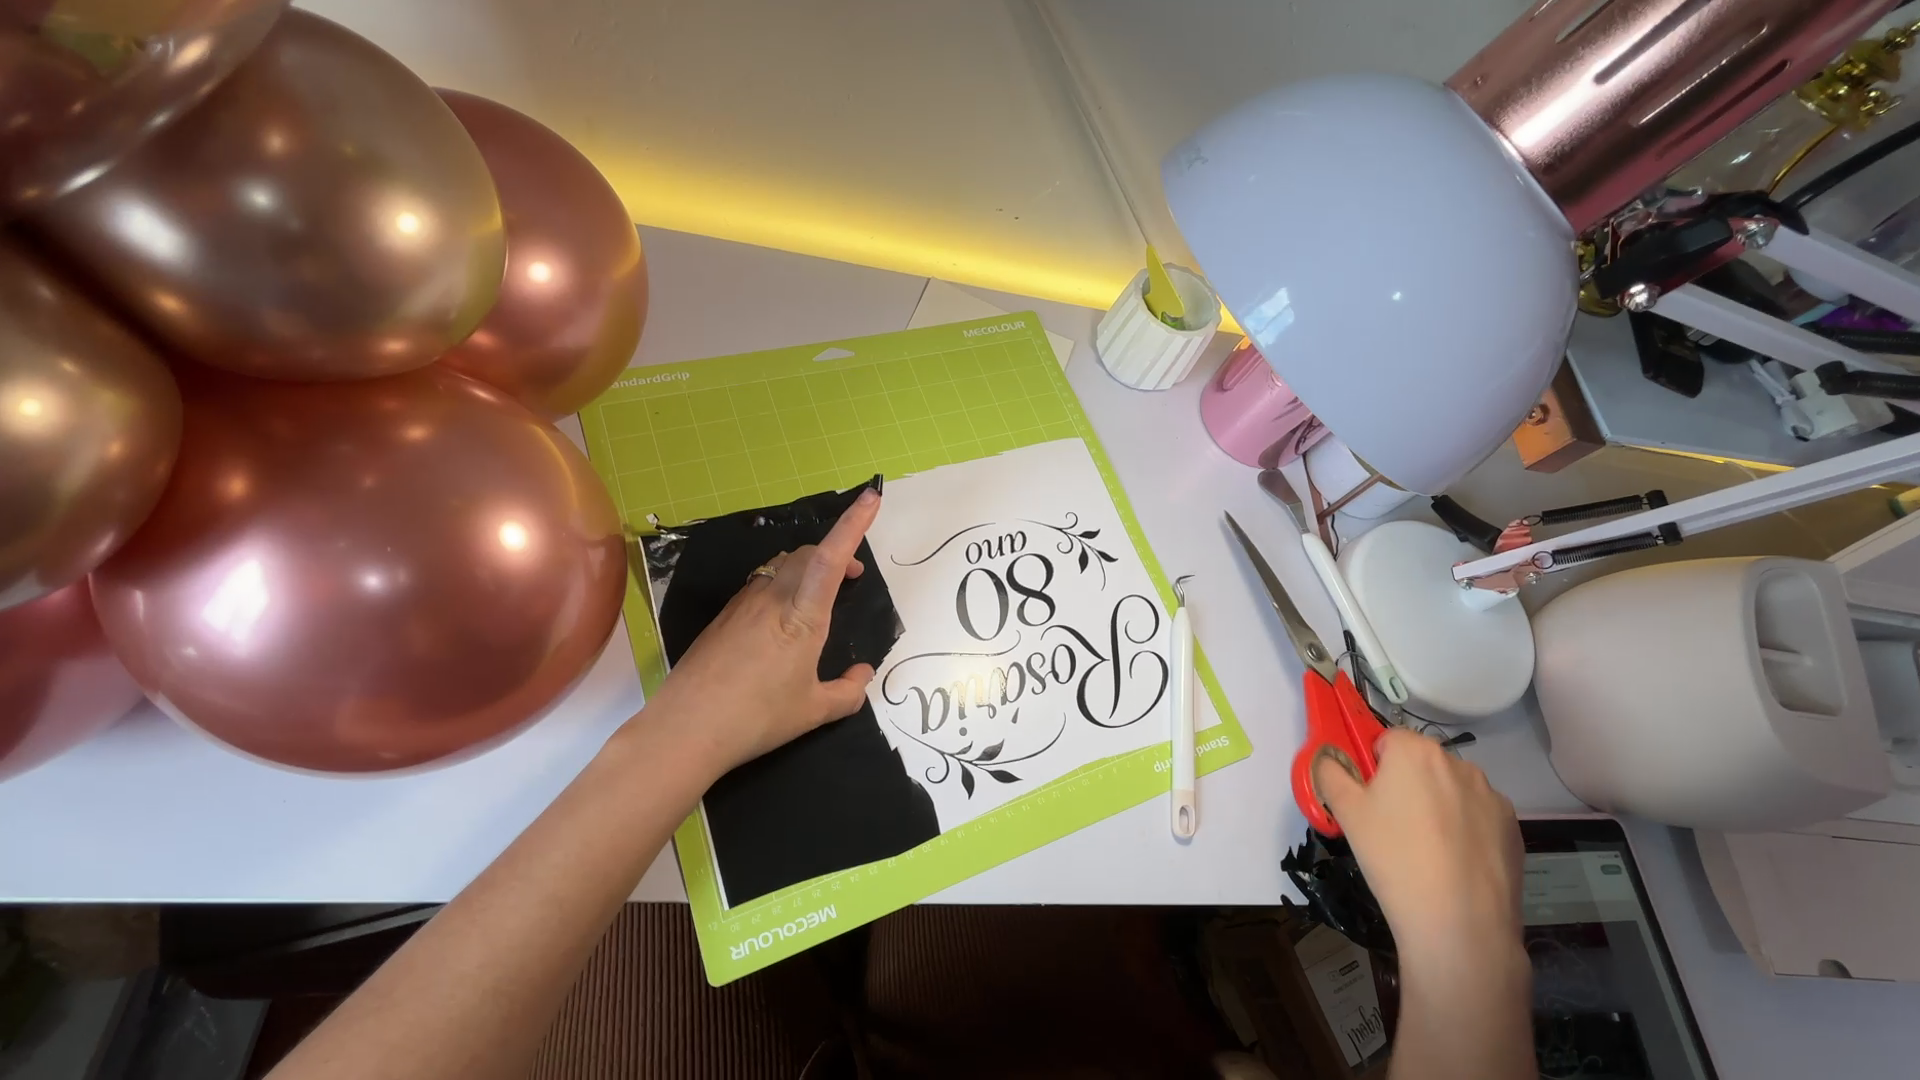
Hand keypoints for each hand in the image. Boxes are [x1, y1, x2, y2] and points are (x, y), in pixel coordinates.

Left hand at [634, 488, 881, 781]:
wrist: (685, 728)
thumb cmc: (757, 717)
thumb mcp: (813, 712)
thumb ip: (847, 693)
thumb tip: (862, 676)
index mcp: (803, 616)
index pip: (831, 557)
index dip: (853, 523)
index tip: (871, 496)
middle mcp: (772, 598)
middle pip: (806, 553)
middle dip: (835, 552)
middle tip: (853, 577)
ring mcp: (743, 604)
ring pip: (780, 567)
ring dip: (806, 568)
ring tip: (818, 598)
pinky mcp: (723, 617)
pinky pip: (760, 586)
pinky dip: (781, 587)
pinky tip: (780, 623)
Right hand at [1313, 729, 1524, 966]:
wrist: (1460, 923)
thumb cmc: (1393, 857)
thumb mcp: (1345, 812)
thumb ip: (1329, 773)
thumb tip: (1328, 759)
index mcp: (1415, 751)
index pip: (1387, 739)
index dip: (1373, 767)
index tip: (1368, 800)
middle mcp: (1458, 763)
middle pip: (1421, 763)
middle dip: (1406, 784)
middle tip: (1390, 826)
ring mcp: (1492, 796)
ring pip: (1451, 790)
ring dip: (1437, 805)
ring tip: (1425, 850)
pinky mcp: (1512, 828)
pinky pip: (1477, 817)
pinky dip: (1464, 830)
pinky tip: (1453, 864)